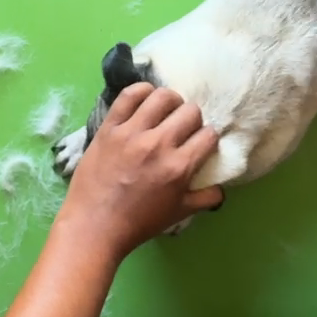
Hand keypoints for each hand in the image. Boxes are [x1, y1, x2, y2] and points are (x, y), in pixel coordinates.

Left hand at [52, 84, 222, 261]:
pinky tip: (145, 98)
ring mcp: (132, 133)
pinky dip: (141, 91)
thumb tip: (222, 187)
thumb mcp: (179, 214)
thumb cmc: (138, 223)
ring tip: (165, 111)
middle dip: (192, 118)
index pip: (208, 135)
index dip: (208, 138)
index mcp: (179, 167)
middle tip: (182, 128)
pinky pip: (128, 95)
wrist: (94, 225)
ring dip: (170, 101)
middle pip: (190, 111)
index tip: (200, 142)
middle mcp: (158, 144)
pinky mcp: (109, 127)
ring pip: (162, 97)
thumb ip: (205, 199)